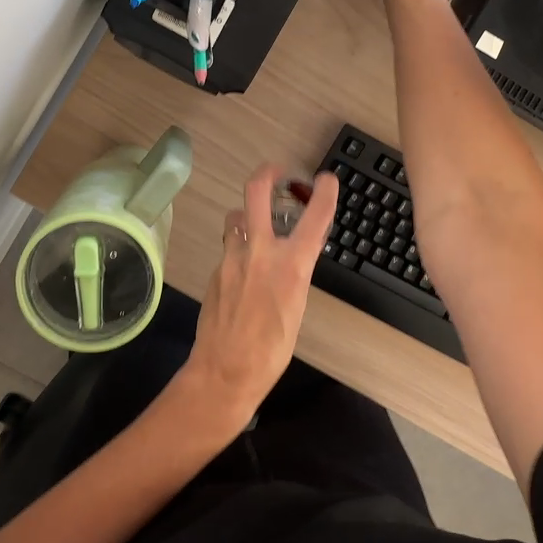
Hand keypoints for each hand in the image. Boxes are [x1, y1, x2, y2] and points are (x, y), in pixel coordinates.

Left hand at [176, 165, 339, 425]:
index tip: (327, 180)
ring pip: (236, 218)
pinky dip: (237, 249)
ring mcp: (232, 258)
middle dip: (267, 173)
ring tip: (255, 226)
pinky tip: (242, 270)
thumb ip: (294, 275)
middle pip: (257, 192)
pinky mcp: (215, 270)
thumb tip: (291, 259)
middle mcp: (260, 252)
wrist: (225, 371)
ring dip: (246, 216)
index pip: (315, 216)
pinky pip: (228, 248)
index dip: (325, 192)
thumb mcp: (297, 308)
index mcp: (291, 265)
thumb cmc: (271, 351)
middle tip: (275, 171)